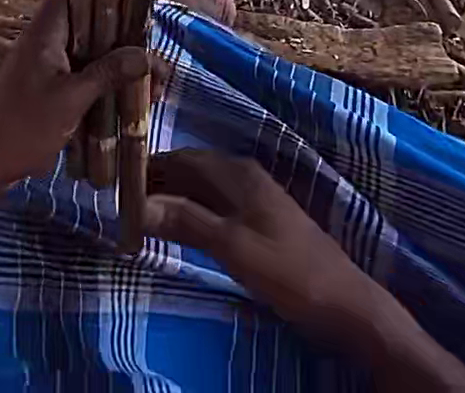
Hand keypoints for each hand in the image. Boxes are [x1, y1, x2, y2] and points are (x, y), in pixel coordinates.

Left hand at [0, 0, 150, 212]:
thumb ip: (108, 73)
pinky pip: (82, 71)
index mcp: (46, 29)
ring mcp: (47, 62)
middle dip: (122, 28)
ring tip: (154, 75)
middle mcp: (47, 38)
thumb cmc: (21, 127)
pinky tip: (131, 96)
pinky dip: (105, 80)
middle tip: (155, 42)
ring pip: (89, 47)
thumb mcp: (70, 100)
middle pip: (88, 17)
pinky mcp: (48, 86)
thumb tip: (148, 54)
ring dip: (117, 58)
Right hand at [147, 149, 464, 391]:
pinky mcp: (259, 217)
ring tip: (142, 214)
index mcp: (237, 172)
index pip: (180, 158)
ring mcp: (254, 195)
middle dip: (157, 181)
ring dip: (172, 196)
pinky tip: (178, 226)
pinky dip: (190, 209)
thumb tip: (138, 205)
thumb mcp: (234, 247)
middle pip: (189, 168)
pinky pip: (214, 202)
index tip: (116, 182)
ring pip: (201, 186)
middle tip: (123, 202)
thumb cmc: (290, 272)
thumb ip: (187, 221)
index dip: (148, 167)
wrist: (348, 306)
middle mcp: (243, 174)